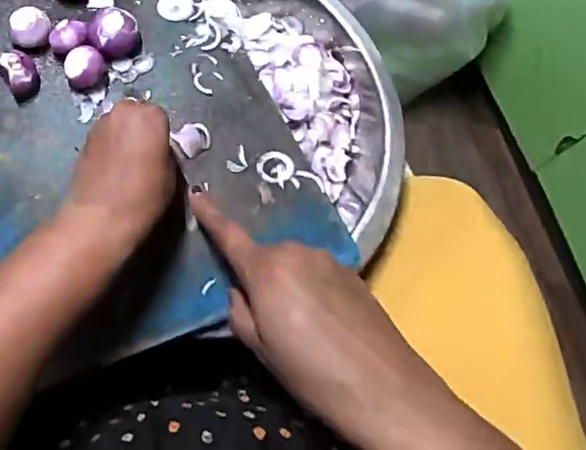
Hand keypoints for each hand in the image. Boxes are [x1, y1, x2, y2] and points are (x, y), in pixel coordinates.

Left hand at [56, 100, 176, 252]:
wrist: (100, 216)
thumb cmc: (143, 195)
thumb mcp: (171, 175)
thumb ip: (166, 152)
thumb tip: (159, 148)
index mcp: (150, 115)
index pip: (160, 117)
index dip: (161, 135)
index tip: (160, 152)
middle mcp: (124, 110)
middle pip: (136, 113)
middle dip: (139, 128)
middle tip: (143, 154)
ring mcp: (101, 122)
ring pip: (118, 122)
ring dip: (122, 134)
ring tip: (125, 162)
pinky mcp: (85, 136)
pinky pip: (104, 134)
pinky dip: (108, 144)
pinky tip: (110, 166)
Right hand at [191, 192, 514, 449]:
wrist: (388, 391)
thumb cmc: (314, 374)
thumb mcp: (262, 350)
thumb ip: (240, 312)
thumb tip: (241, 292)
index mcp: (265, 269)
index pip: (229, 234)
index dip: (210, 214)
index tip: (197, 194)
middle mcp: (294, 251)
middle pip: (265, 254)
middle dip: (261, 274)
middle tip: (269, 314)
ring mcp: (326, 257)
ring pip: (293, 262)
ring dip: (290, 281)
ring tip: (304, 323)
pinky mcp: (352, 270)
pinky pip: (318, 271)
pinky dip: (314, 287)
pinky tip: (328, 321)